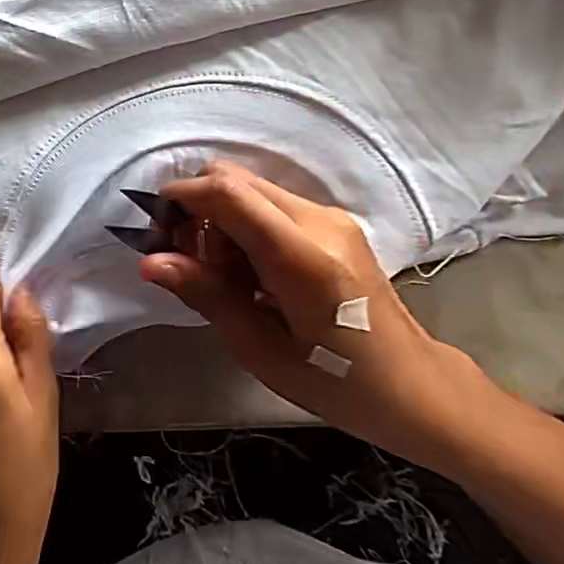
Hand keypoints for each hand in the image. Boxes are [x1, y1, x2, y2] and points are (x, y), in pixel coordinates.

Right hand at [140, 161, 500, 469]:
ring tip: (223, 278)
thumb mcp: (262, 352)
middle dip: (197, 211)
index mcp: (303, 259)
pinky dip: (244, 226)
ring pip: (250, 188)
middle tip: (188, 263)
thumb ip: (207, 296)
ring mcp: (331, 217)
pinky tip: (250, 274)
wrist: (413, 384)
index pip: (228, 194)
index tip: (154, 230)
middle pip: (235, 179)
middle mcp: (319, 221)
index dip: (181, 199)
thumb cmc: (337, 383)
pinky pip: (271, 204)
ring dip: (220, 220)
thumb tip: (151, 262)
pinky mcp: (334, 222)